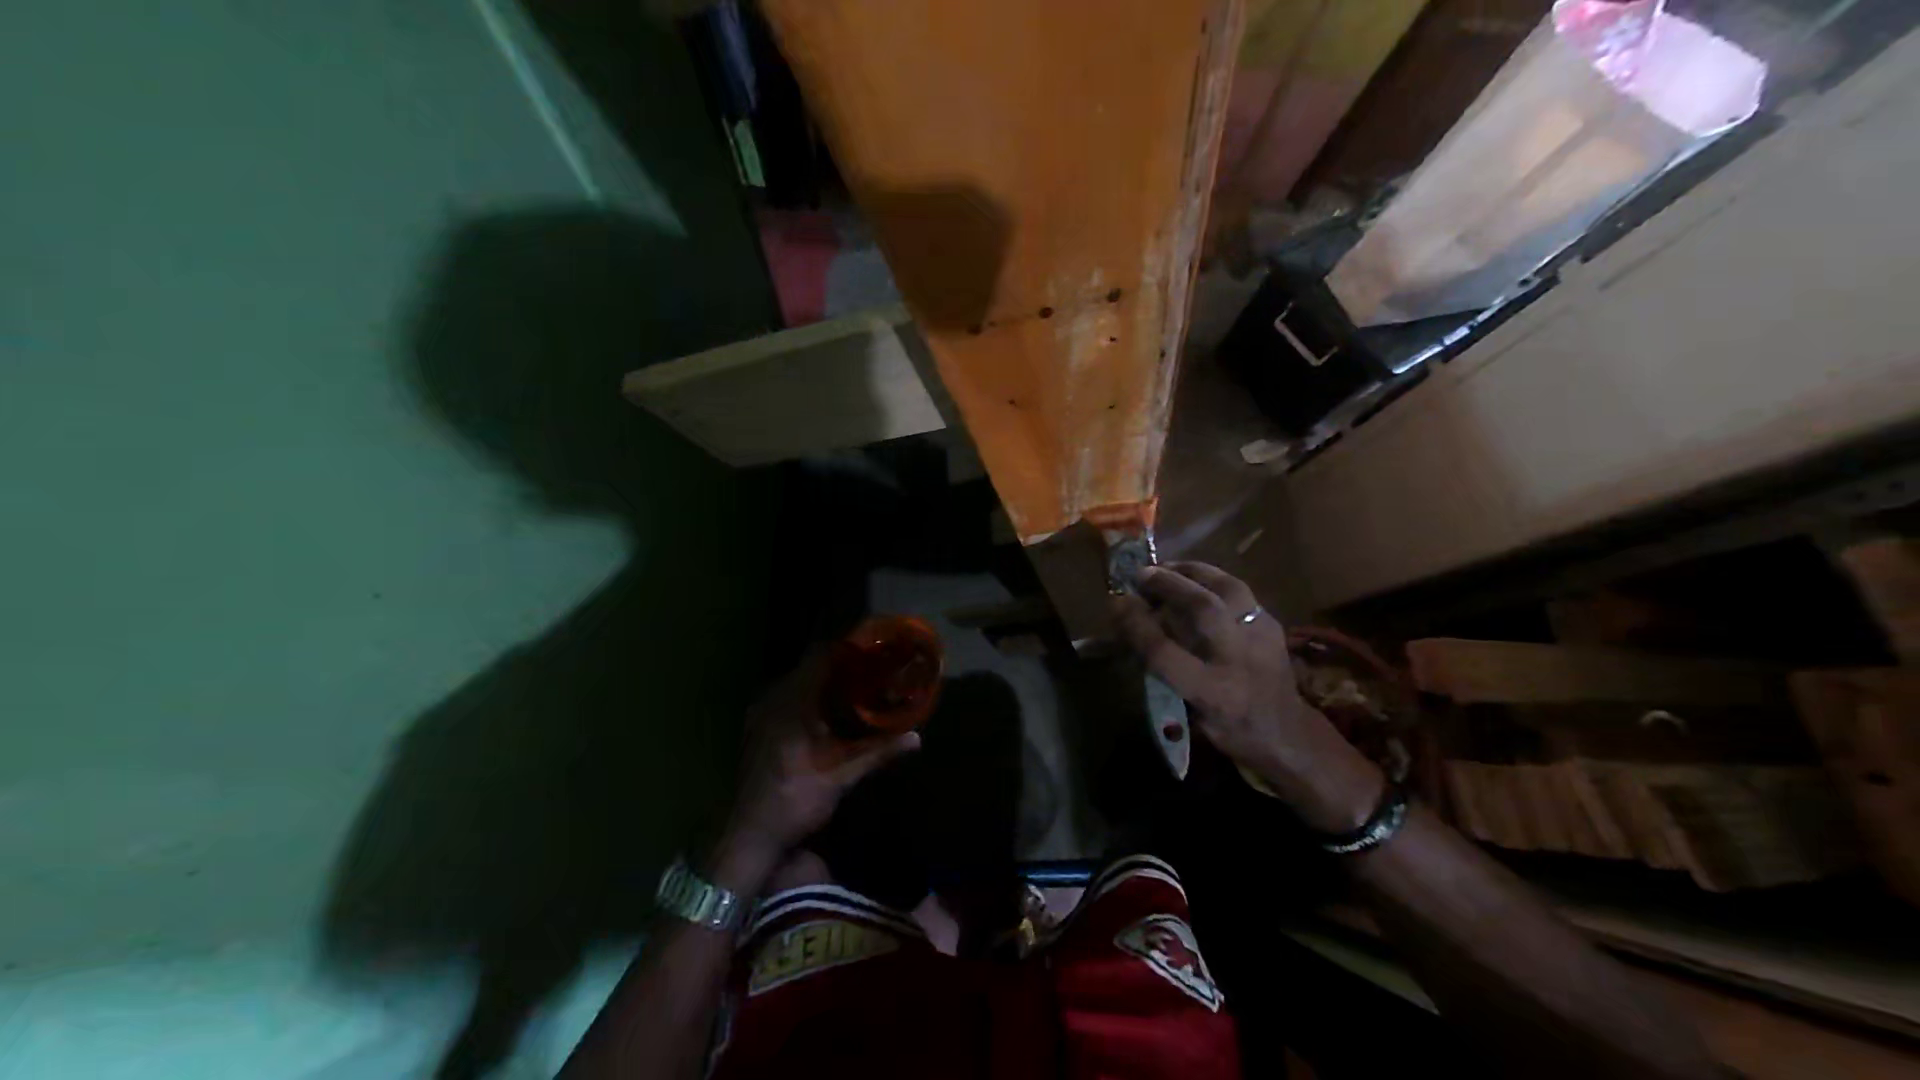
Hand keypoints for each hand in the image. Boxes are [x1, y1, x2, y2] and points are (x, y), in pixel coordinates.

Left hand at [717, 654, 920, 881]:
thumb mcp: (841, 777)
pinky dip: (812, 696)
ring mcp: (762, 711)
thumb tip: (916, 738)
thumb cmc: (795, 801)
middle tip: (876, 674)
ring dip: (828, 682)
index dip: (851, 650)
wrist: (750, 835)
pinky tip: (832, 714)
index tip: (878, 653)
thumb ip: (878, 751)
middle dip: (845, 667)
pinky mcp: (759, 725)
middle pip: (812, 666)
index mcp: (792, 702)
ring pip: (800, 681)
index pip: (821, 656)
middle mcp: (774, 698)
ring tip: (860, 691)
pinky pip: (789, 695)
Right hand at [1111, 562, 1381, 831]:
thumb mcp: (1189, 714)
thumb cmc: (1229, 730)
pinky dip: (1213, 581)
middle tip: (1141, 573)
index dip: (1137, 624)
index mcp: (1212, 693)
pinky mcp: (1274, 625)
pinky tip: (1196, 580)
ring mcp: (1262, 639)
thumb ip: (1164, 670)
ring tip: (1169, 567)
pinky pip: (1240, 592)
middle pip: (1202, 609)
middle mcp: (1239, 661)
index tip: (1116, 603)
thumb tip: (1135, 626)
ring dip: (1193, 572)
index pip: (1165, 652)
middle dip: (1168, 585)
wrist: (1288, 734)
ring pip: (1228, 589)